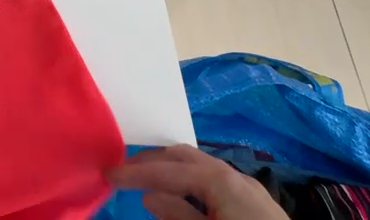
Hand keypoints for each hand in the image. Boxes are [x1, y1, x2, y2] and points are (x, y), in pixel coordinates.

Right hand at [107, 145, 289, 219]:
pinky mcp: (260, 205)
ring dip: (173, 171)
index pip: (168, 169)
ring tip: (151, 184)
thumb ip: (180, 216)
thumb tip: (150, 196)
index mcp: (221, 181)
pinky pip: (217, 182)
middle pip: (184, 156)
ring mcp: (250, 189)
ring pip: (202, 167)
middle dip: (153, 162)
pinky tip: (186, 200)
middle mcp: (235, 176)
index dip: (136, 172)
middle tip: (126, 173)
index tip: (109, 175)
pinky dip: (194, 184)